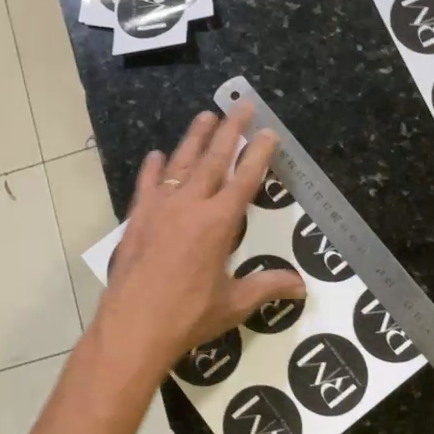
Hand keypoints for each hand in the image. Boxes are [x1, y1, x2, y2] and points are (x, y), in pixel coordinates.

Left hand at [93, 106, 306, 380]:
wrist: (133, 326)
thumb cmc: (188, 316)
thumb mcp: (233, 303)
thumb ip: (266, 287)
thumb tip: (301, 286)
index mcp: (219, 222)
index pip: (245, 179)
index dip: (259, 154)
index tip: (268, 132)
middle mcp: (191, 205)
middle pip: (214, 159)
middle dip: (230, 130)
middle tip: (242, 107)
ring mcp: (160, 208)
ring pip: (181, 163)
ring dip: (195, 138)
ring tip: (206, 116)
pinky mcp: (137, 218)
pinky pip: (147, 185)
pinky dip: (153, 168)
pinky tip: (157, 156)